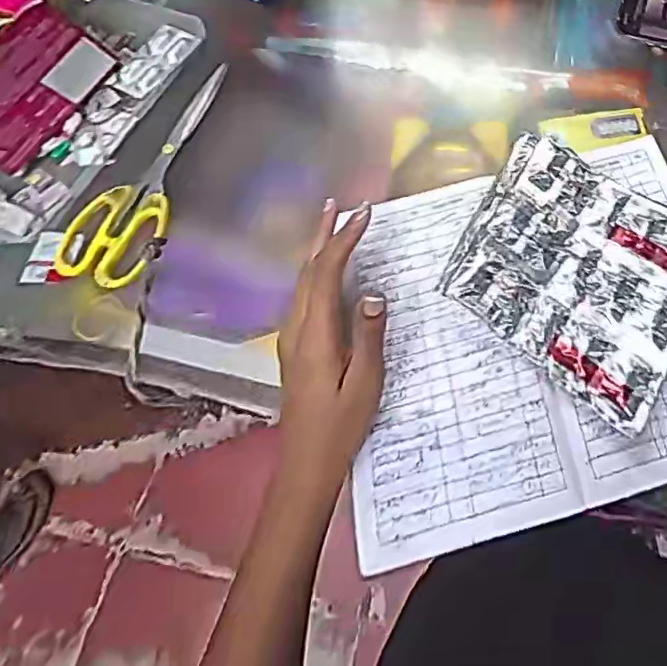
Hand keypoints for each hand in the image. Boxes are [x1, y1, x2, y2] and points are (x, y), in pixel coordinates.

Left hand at [276, 199, 385, 491]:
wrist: (306, 460)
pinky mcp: (295, 343)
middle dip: (324, 233)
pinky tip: (326, 269)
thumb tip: (374, 294)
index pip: (326, 272)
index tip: (364, 215)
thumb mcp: (365, 383)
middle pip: (307, 269)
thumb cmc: (340, 424)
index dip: (344, 239)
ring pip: (303, 280)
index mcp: (315, 334)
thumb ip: (369, 336)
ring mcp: (292, 335)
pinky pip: (304, 293)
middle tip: (338, 204)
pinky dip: (316, 270)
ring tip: (332, 224)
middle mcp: (297, 327)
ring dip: (318, 248)